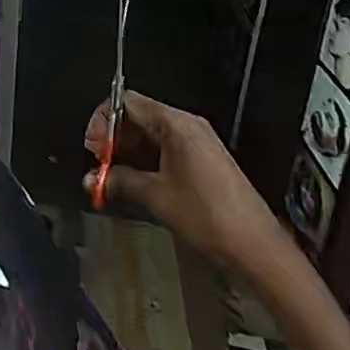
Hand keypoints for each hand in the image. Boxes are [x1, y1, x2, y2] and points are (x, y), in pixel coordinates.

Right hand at [83, 90, 284, 273]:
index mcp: (176, 124)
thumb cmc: (209, 216)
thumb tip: (93, 179)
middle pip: (138, 115)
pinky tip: (134, 180)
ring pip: (151, 133)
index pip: (128, 102)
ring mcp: (197, 141)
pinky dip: (146, 159)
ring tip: (111, 175)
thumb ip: (119, 180)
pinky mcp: (203, 158)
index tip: (93, 146)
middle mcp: (188, 125)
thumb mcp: (156, 195)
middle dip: (113, 137)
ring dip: (128, 151)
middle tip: (97, 163)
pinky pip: (166, 147)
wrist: (256, 247)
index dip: (103, 120)